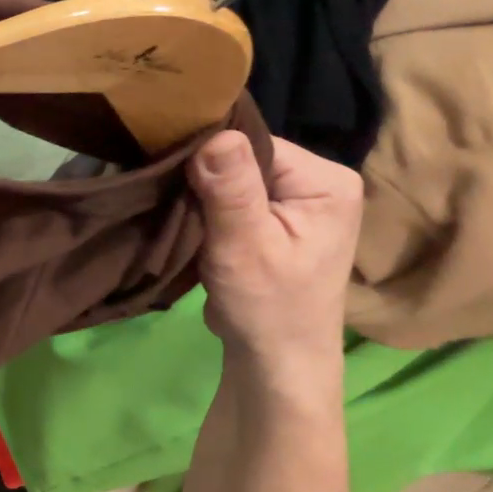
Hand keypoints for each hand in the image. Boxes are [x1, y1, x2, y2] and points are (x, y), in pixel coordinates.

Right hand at [188, 132, 362, 365]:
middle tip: (166, 197)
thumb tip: (215, 136)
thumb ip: (232, 191)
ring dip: (198, 194)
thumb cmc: (266, 303)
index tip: (171, 177)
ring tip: (172, 210)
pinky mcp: (272, 219)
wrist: (274, 355)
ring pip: (232, 178)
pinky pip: (230, 197)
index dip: (210, 157)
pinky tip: (186, 220)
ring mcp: (296, 201)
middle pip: (243, 158)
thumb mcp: (244, 245)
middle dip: (202, 176)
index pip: (255, 144)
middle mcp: (318, 182)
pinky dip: (204, 207)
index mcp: (326, 180)